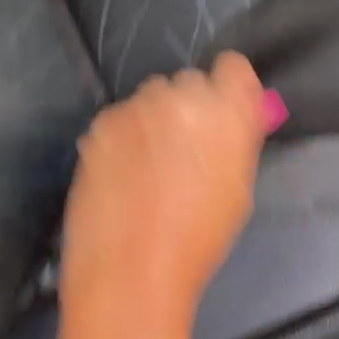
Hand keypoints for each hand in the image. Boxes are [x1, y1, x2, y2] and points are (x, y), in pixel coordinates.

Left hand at [61, 52, 268, 328]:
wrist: (131, 271)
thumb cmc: (199, 239)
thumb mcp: (239, 188)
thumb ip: (238, 140)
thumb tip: (237, 118)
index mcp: (227, 110)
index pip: (233, 67)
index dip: (229, 88)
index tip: (224, 111)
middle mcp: (182, 96)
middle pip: (190, 82)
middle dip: (189, 108)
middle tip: (185, 150)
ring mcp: (136, 108)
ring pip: (151, 99)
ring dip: (154, 120)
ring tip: (148, 167)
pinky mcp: (100, 124)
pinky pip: (120, 119)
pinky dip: (123, 137)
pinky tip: (121, 175)